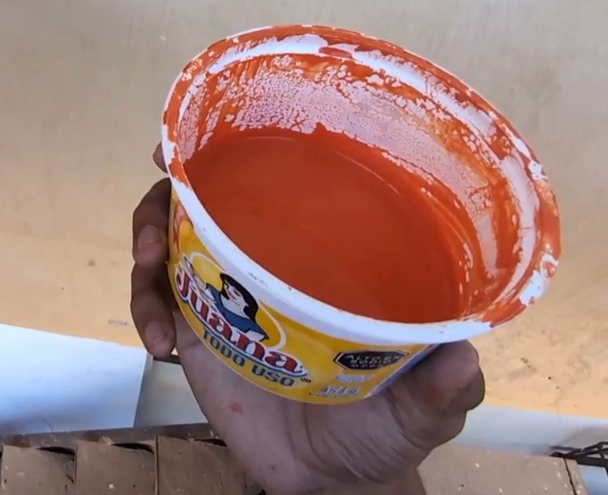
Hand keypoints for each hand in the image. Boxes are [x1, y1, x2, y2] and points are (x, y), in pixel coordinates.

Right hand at [129, 153, 484, 494]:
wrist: (325, 484)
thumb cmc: (378, 429)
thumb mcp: (418, 409)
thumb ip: (439, 388)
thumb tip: (464, 353)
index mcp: (301, 253)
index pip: (258, 186)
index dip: (219, 157)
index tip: (183, 146)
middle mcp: (252, 258)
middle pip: (190, 202)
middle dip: (159, 206)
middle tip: (153, 240)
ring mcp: (215, 290)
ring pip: (161, 241)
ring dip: (143, 254)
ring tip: (152, 292)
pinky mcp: (189, 328)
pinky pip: (152, 300)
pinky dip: (144, 311)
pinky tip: (159, 346)